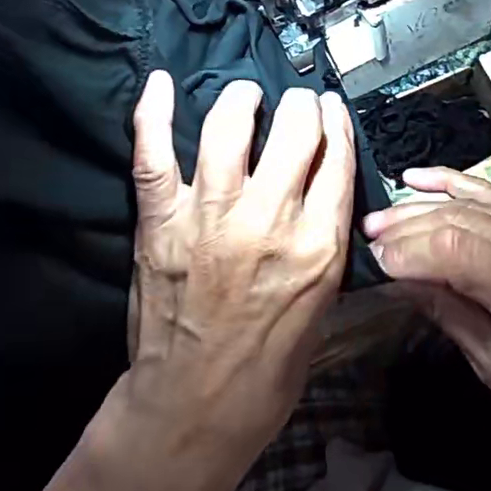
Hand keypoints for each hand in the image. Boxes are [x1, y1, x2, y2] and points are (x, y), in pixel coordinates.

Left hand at [125, 72, 354, 445]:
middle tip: (296, 103)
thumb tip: (323, 184)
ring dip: (242, 98)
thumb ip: (325, 238)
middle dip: (301, 106)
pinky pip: (154, 153)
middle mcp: (267, 223)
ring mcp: (210, 217)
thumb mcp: (323, 304)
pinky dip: (153, 112)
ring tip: (247, 95)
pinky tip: (161, 83)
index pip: (337, 158)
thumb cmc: (265, 367)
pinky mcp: (162, 221)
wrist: (194, 407)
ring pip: (229, 128)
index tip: (330, 110)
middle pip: (296, 131)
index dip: (336, 123)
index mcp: (317, 247)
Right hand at [363, 167, 490, 473]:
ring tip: (378, 221)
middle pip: (463, 222)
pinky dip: (451, 184)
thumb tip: (395, 274)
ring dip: (419, 209)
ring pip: (471, 206)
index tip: (373, 260)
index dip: (412, 249)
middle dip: (408, 228)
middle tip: (366, 240)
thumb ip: (450, 314)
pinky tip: (416, 179)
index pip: (464, 252)